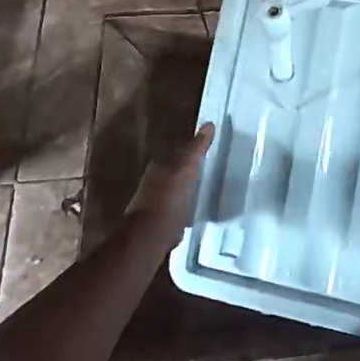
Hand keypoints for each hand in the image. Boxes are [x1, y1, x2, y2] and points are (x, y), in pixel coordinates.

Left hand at [124, 123, 215, 239]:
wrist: (150, 236)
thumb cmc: (169, 198)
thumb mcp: (186, 168)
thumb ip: (196, 148)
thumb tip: (209, 124)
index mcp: (160, 166)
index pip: (178, 151)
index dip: (193, 149)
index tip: (208, 149)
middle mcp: (154, 181)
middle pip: (175, 170)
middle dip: (188, 169)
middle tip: (209, 168)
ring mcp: (154, 202)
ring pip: (174, 189)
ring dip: (186, 189)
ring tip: (204, 190)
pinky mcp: (159, 221)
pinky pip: (175, 208)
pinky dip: (184, 206)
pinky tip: (194, 211)